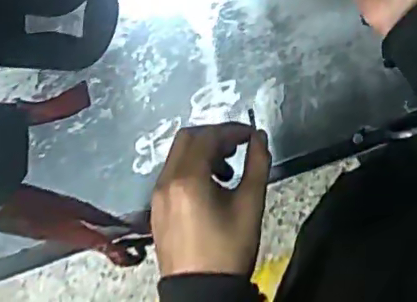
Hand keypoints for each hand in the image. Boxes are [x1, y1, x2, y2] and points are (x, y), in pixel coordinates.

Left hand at [150, 123, 270, 277]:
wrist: (201, 297)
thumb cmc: (228, 249)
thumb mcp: (251, 203)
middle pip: (188, 137)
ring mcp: (158, 197)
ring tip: (227, 170)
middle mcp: (167, 182)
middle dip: (215, 136)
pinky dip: (191, 168)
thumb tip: (258, 137)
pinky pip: (173, 174)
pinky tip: (211, 187)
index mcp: (187, 179)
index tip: (251, 136)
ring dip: (203, 151)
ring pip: (178, 155)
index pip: (208, 135)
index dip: (232, 130)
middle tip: (237, 146)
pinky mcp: (157, 211)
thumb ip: (258, 162)